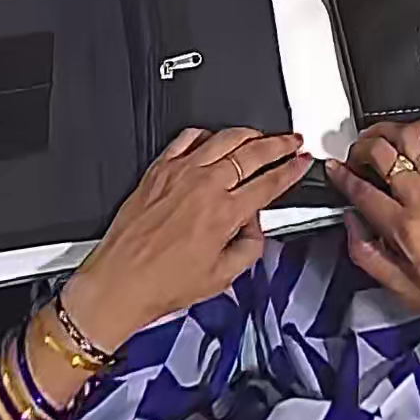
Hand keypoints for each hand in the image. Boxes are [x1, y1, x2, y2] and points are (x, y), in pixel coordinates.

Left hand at [63, 128, 311, 350]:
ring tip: (261, 135)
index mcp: (224, 214)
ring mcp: (182, 172)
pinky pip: (189, 137)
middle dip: (280, 143)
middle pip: (254, 152)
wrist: (117, 284)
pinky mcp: (160, 168)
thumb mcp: (220, 279)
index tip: (301, 161)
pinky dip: (207, 134)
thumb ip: (249, 248)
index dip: (292, 169)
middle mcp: (205, 186)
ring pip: (226, 137)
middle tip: (292, 140)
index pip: (270, 182)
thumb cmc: (161, 285)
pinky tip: (214, 138)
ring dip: (250, 133)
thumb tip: (256, 228)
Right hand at [327, 120, 419, 325]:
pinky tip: (412, 136)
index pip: (361, 190)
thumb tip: (350, 222)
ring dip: (385, 132)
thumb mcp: (397, 286)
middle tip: (353, 158)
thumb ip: (364, 253)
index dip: (341, 177)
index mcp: (404, 227)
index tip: (334, 171)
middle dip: (358, 150)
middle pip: (380, 152)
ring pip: (407, 136)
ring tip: (376, 140)